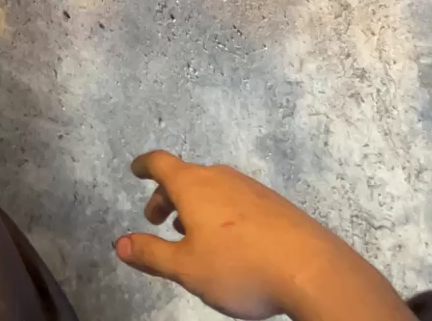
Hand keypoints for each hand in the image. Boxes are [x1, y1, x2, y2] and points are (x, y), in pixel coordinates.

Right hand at [115, 151, 411, 320]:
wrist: (311, 269)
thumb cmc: (240, 266)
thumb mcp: (187, 268)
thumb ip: (151, 254)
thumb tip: (120, 244)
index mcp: (192, 185)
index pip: (160, 162)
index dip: (144, 165)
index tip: (135, 169)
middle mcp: (219, 176)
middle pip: (185, 175)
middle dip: (167, 195)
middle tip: (158, 219)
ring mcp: (249, 187)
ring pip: (211, 186)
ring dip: (195, 204)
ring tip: (191, 232)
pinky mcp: (273, 203)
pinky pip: (235, 197)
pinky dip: (219, 210)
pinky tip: (229, 239)